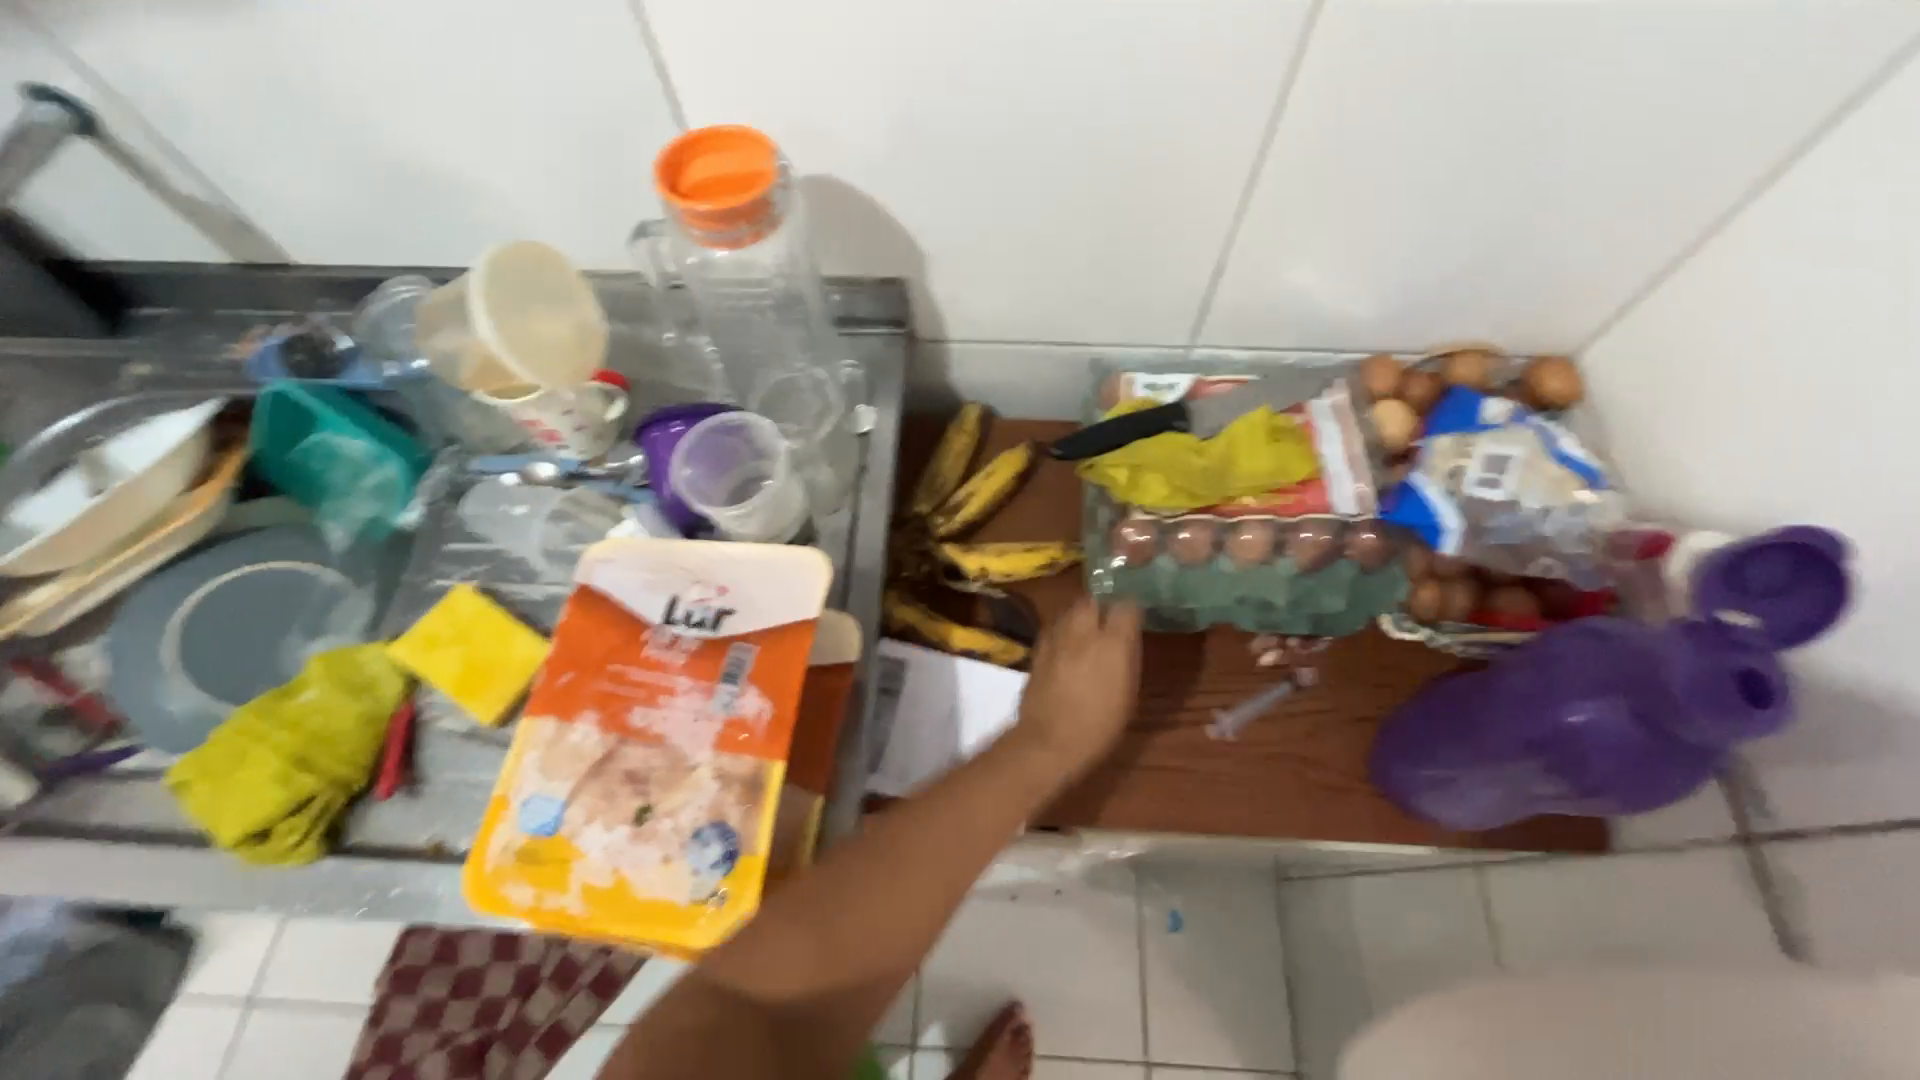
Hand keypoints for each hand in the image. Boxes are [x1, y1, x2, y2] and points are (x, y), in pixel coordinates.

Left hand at [1010, 597, 1142, 778]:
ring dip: (1079, 615)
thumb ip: (1128, 658)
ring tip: (1086, 631)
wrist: (1050, 740)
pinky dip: (1062, 631)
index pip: (1125, 606)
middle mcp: (1083, 632)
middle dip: (1100, 605)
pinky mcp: (1037, 649)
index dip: (1130, 609)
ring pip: (1069, 611)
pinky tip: (1065, 646)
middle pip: (1092, 600)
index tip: (1134, 617)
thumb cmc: (1100, 725)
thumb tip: (1128, 638)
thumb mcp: (1128, 694)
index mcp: (1113, 643)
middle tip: (1107, 620)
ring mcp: (1057, 638)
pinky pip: (1053, 628)